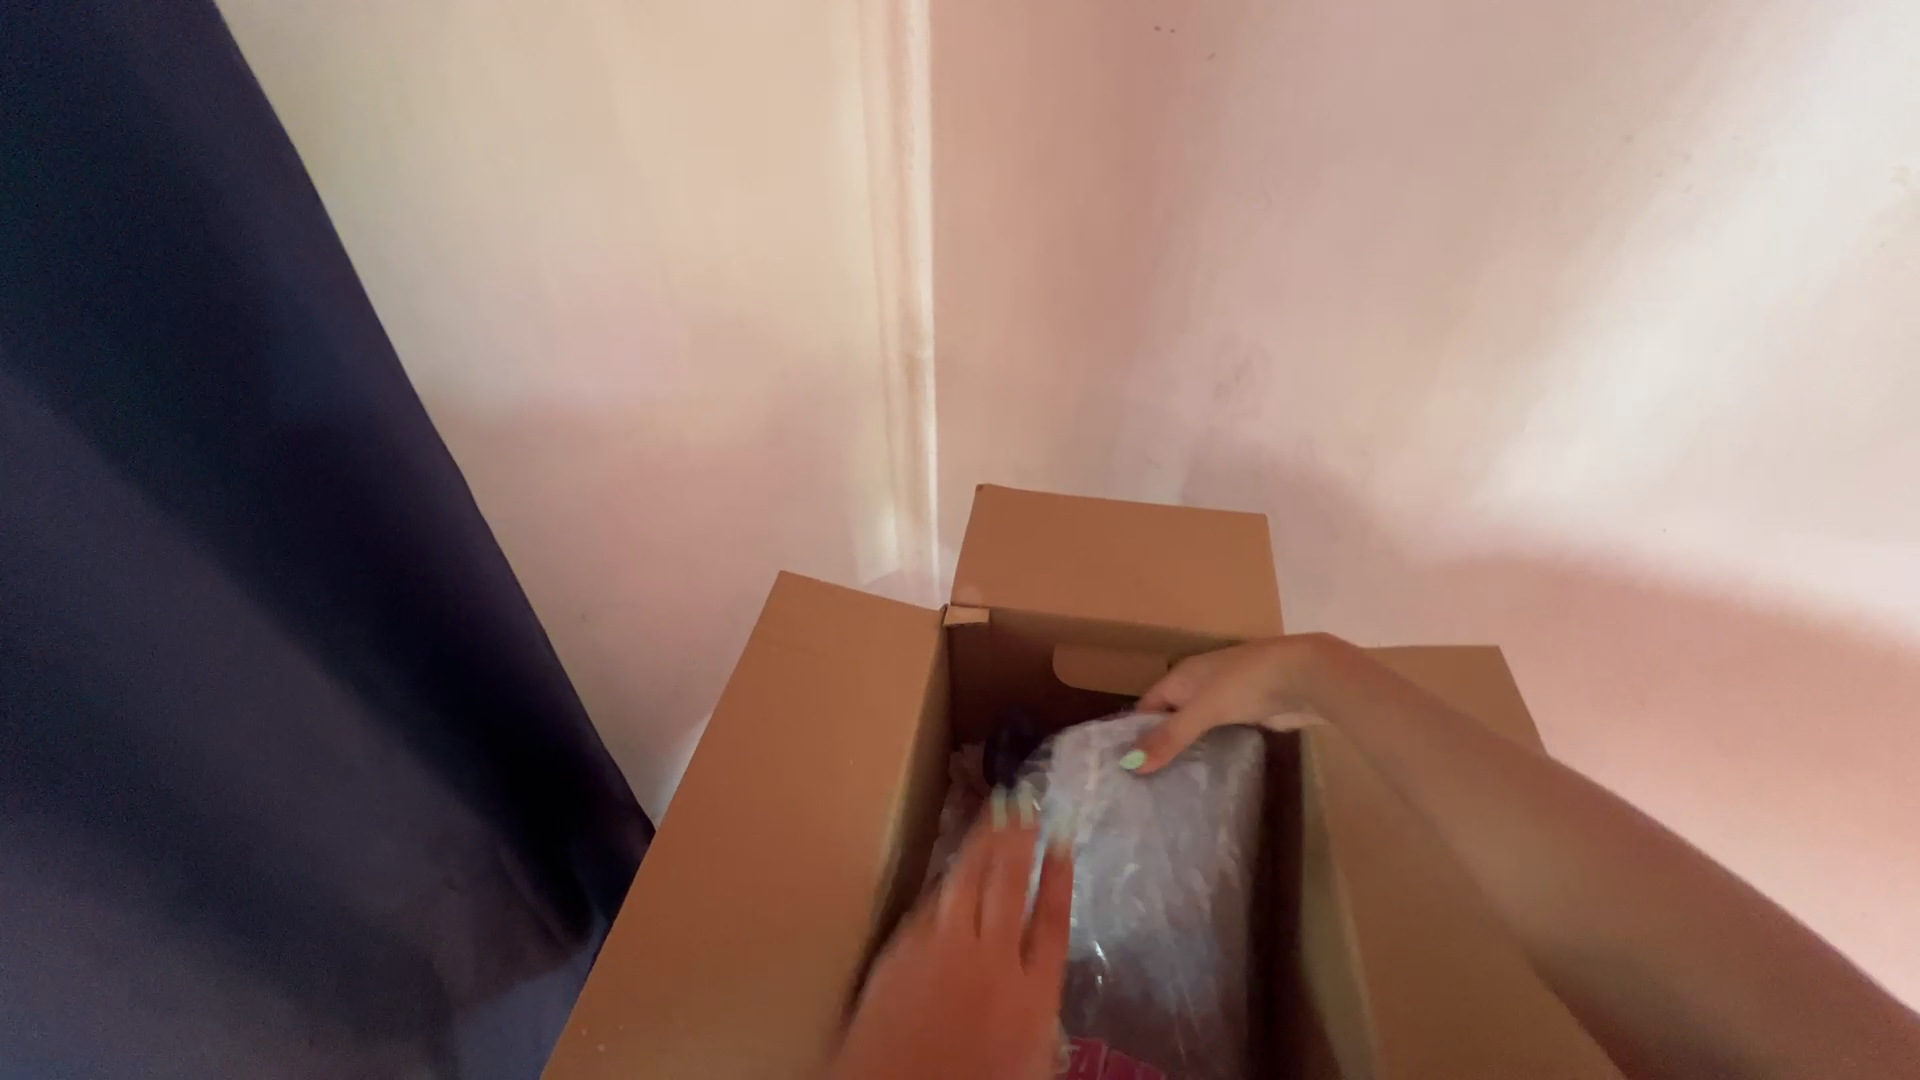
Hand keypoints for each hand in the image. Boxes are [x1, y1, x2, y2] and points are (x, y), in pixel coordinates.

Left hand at [825, 789, 1073, 1079]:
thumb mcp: (1026, 1065)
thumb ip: (1038, 1019)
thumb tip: (1039, 988)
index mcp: (1031, 995)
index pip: (1051, 920)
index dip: (1059, 876)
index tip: (1062, 837)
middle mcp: (992, 960)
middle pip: (1011, 885)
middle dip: (1020, 838)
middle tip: (1026, 799)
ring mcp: (945, 948)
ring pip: (970, 880)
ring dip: (984, 841)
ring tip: (996, 808)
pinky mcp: (905, 948)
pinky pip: (934, 901)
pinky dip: (948, 876)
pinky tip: (954, 858)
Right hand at [1128, 634, 1351, 774]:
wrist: (1305, 676)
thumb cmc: (1245, 683)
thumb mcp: (1202, 709)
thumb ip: (1169, 738)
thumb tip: (1129, 765)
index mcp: (1182, 676)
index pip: (1148, 705)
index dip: (1135, 731)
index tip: (1124, 764)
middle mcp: (1199, 685)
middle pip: (1171, 717)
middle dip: (1160, 744)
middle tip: (1143, 783)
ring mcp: (1226, 699)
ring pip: (1197, 728)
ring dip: (1187, 750)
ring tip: (1169, 786)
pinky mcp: (1250, 714)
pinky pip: (1221, 735)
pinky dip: (1212, 752)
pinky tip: (1206, 775)